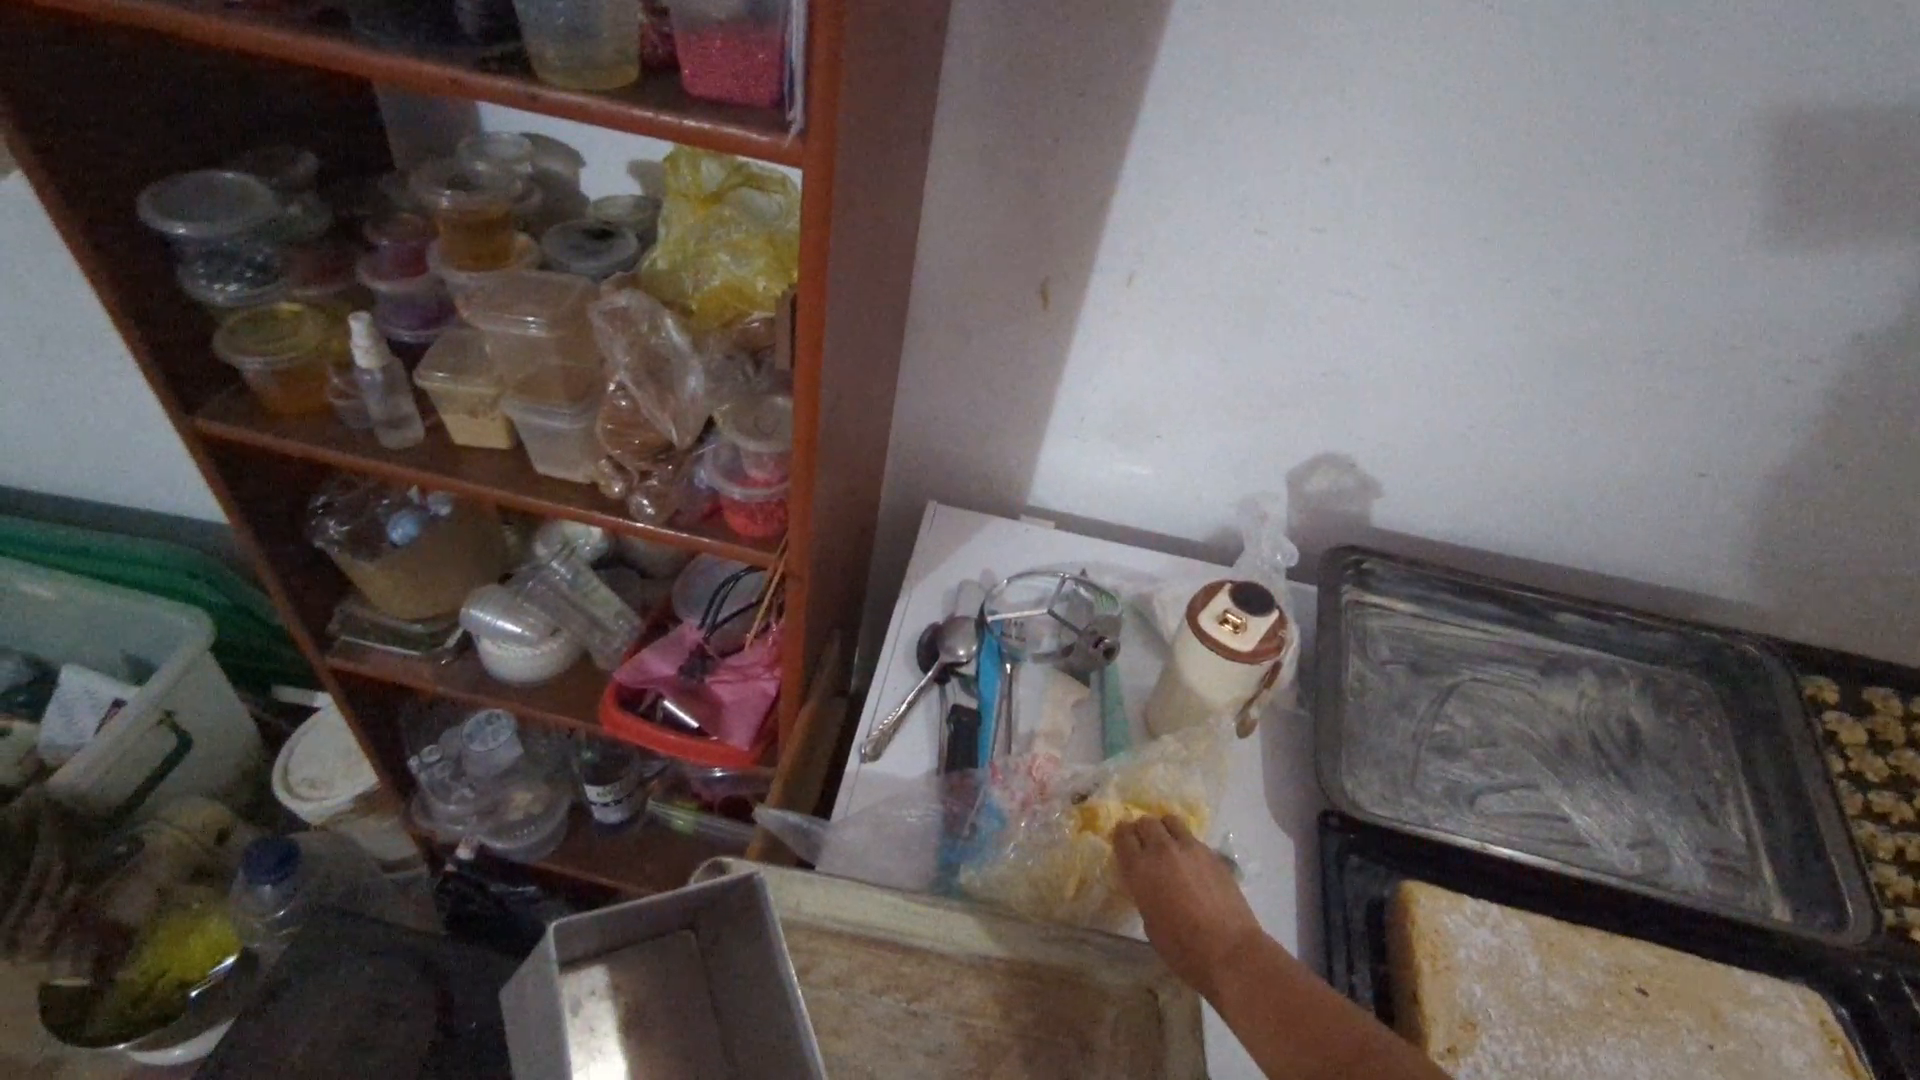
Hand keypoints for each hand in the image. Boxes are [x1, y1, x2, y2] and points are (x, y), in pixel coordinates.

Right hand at [1112, 815, 1264, 999]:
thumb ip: (1144, 892)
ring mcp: (1190, 848)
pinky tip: (1192, 865)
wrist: (1229, 950)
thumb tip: (1149, 884)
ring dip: (1165, 830)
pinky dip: (1186, 845)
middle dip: (1142, 830)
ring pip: (1171, 821)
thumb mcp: (1149, 921)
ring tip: (1168, 845)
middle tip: (1145, 844)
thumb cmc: (1182, 947)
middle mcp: (1162, 850)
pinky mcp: (1213, 854)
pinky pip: (1193, 839)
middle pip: (1146, 822)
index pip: (1123, 835)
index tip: (1123, 842)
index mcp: (1140, 868)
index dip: (1121, 836)